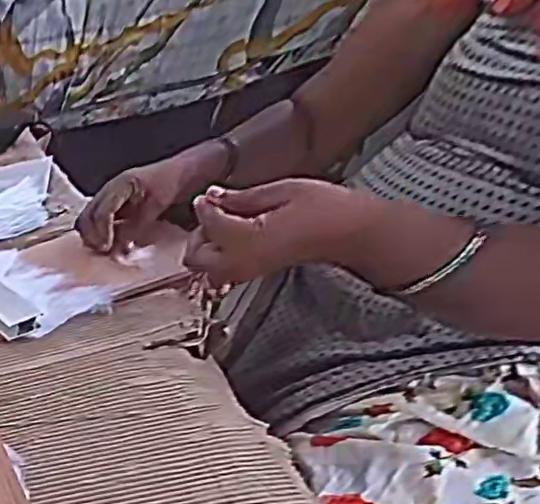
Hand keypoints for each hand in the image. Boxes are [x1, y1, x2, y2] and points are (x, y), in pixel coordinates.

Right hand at [76, 140, 231, 254]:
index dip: (102, 232)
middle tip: (104, 251)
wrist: (182, 172)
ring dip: (93, 238)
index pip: (101, 212)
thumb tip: (114, 249)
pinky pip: (95, 224)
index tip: (106, 247)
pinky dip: (98, 236)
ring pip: (86, 222)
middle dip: (92, 237)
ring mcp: (107, 199)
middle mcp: (108, 191)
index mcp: (119, 185)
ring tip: (106, 249)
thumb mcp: (155, 207)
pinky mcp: (110, 208)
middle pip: (86, 218)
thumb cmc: (171, 183)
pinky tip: (111, 244)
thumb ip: (133, 228)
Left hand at [182, 179, 389, 285]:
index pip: (209, 224)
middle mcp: (237, 263)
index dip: (205, 206)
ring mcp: (241, 273)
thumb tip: (214, 196)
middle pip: (194, 256)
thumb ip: (243, 197)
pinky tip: (235, 236)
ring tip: (227, 224)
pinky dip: (216, 255)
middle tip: (216, 213)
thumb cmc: (323, 209)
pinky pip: (217, 271)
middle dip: (199, 233)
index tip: (208, 196)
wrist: (346, 234)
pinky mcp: (247, 276)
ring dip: (205, 246)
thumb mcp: (283, 190)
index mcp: (245, 240)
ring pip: (202, 267)